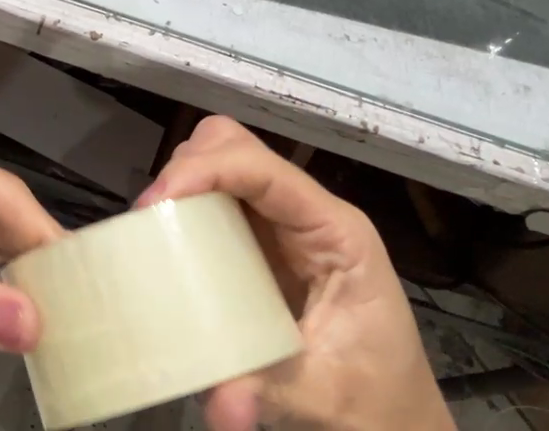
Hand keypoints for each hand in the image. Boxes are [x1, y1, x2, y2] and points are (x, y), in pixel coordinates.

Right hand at [138, 116, 451, 430]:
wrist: (394, 420)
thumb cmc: (374, 400)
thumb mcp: (323, 397)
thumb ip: (268, 392)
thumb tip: (218, 405)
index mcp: (334, 232)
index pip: (264, 170)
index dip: (206, 171)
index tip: (156, 203)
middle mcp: (306, 212)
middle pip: (237, 146)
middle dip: (189, 166)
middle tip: (153, 214)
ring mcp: (281, 221)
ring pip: (222, 158)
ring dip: (183, 179)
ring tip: (155, 224)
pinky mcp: (260, 237)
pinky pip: (216, 194)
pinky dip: (185, 200)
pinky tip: (169, 236)